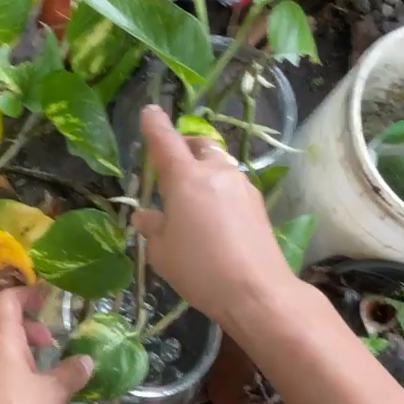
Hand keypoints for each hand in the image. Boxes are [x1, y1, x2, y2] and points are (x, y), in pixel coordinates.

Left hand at [0, 287, 92, 403]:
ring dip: (14, 345)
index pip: (6, 298)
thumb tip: (86, 360)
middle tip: (47, 341)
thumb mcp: (54, 394)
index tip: (46, 301)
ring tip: (39, 366)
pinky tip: (20, 388)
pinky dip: (2, 363)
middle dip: (23, 323)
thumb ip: (72, 373)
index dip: (26, 294)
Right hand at [132, 106, 299, 329]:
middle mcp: (216, 173)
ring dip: (204, 170)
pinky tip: (213, 217)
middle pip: (200, 145)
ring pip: (219, 164)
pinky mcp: (258, 204)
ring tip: (192, 197)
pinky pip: (232, 186)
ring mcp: (242, 186)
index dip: (154, 126)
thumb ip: (152, 228)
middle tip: (171, 163)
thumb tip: (146, 215)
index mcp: (185, 179)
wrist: (256, 291)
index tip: (149, 111)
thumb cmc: (200, 270)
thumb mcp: (162, 253)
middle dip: (185, 146)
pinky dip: (219, 190)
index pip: (165, 141)